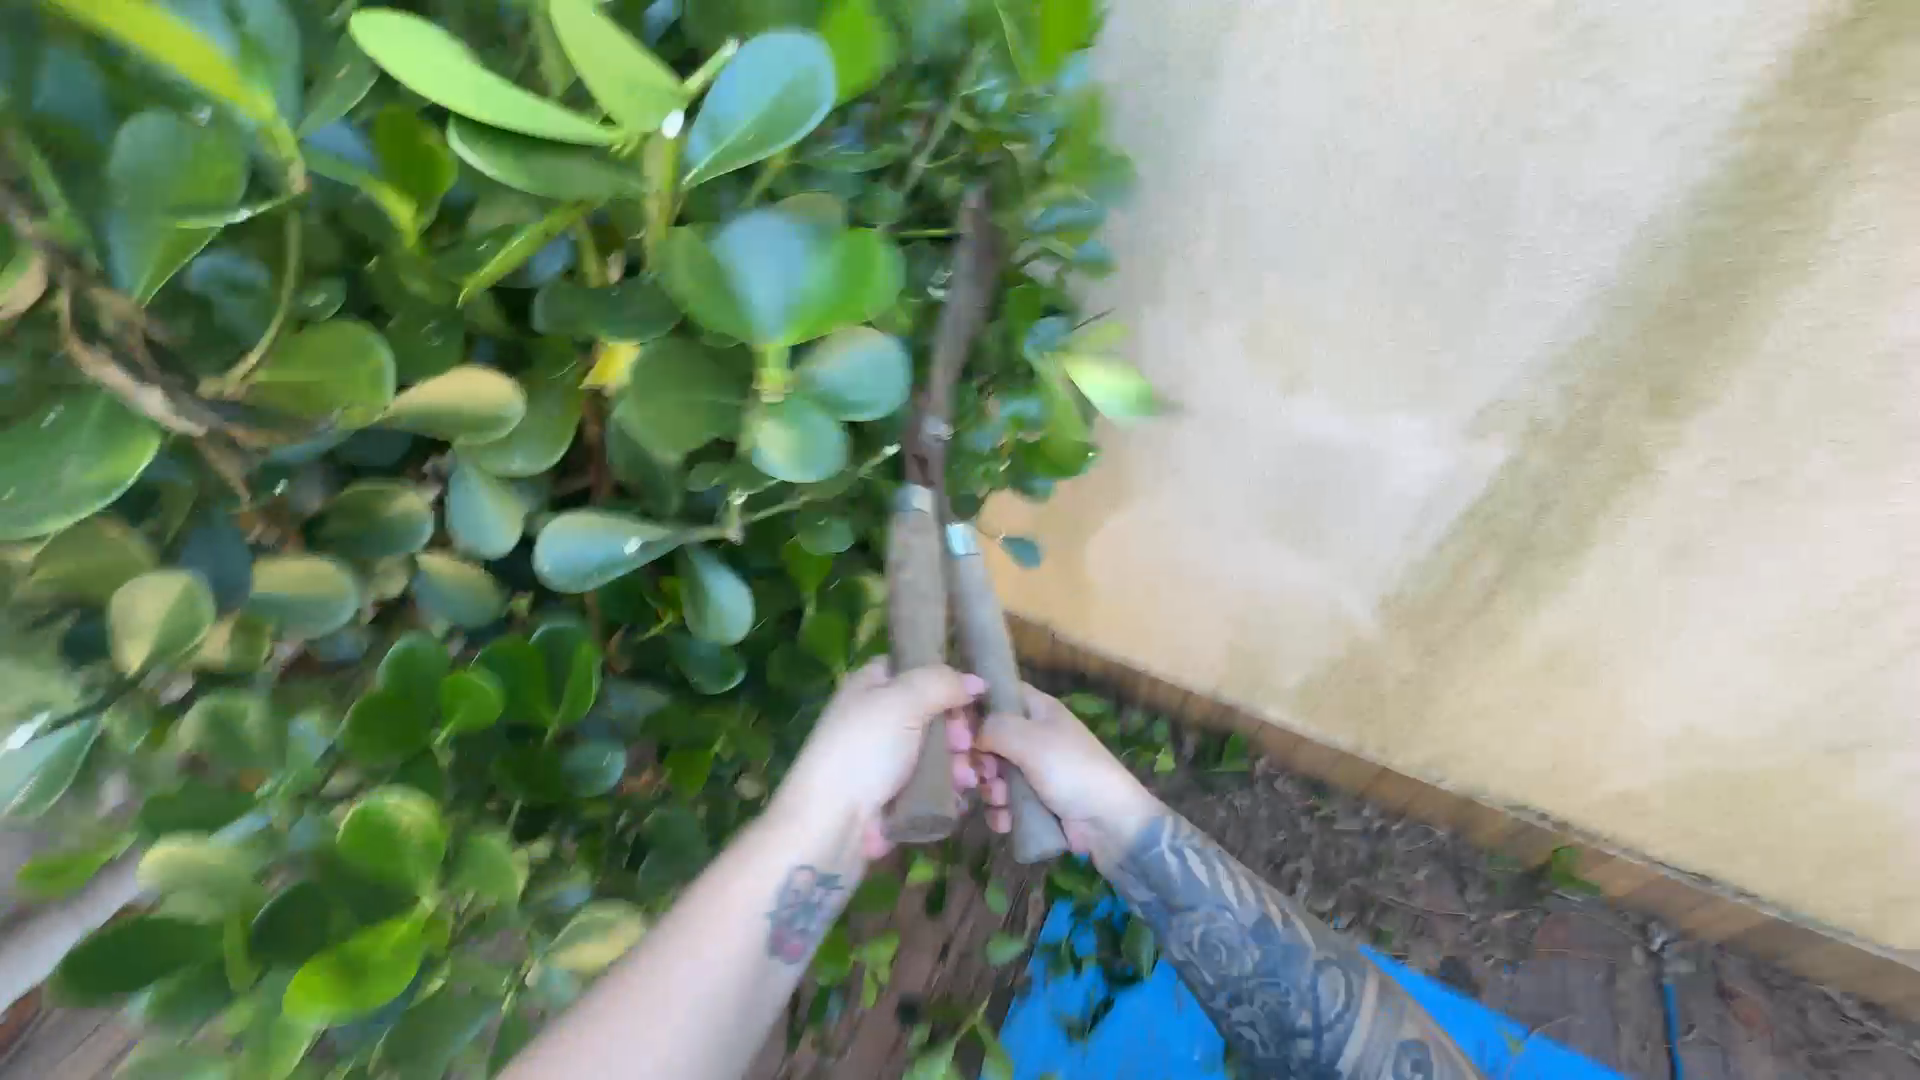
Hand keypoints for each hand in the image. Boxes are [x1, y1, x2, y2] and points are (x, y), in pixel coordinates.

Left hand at [775, 659, 984, 858]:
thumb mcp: (903, 701)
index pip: (915, 667)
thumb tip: (977, 682)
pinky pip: (931, 778)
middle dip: (957, 726)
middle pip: (932, 710)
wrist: (834, 820)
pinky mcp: (894, 789)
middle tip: (966, 743)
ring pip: (936, 747)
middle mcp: (877, 715)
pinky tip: (961, 790)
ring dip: (958, 758)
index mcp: (870, 684)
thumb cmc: (865, 749)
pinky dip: (949, 782)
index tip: (969, 696)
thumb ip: (942, 683)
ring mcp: (885, 755)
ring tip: (967, 775)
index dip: (944, 679)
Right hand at [975, 685, 1160, 863]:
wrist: (1109, 821)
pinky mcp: (1035, 800)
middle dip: (980, 760)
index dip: (975, 709)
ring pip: (994, 774)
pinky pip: (1005, 802)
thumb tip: (973, 735)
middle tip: (982, 775)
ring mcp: (1035, 770)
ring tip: (1002, 800)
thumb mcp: (1030, 739)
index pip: (998, 695)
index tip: (958, 730)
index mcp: (1037, 710)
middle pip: (989, 739)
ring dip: (991, 790)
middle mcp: (1034, 736)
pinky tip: (1006, 820)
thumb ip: (993, 727)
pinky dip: (1002, 812)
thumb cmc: (1071, 769)